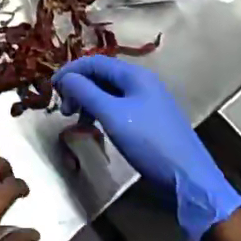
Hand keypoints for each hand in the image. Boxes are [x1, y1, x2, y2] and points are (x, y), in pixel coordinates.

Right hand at [54, 55, 240, 240]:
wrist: (188, 179)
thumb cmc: (148, 142)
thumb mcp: (111, 114)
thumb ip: (84, 92)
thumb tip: (65, 78)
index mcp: (135, 76)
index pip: (94, 62)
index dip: (70, 72)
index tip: (51, 88)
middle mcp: (142, 83)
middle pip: (100, 76)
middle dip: (78, 88)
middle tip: (64, 109)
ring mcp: (147, 102)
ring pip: (107, 93)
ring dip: (87, 102)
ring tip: (76, 121)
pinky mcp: (148, 120)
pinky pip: (116, 107)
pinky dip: (100, 113)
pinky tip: (94, 128)